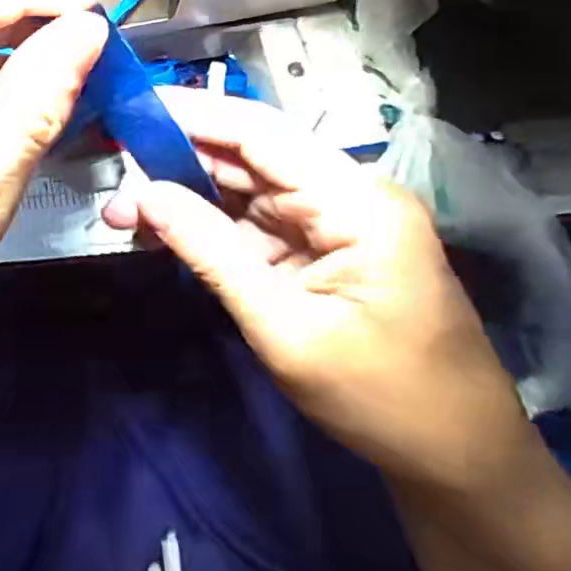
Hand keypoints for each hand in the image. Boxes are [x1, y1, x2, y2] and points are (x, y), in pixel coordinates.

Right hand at [103, 87, 535, 490]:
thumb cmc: (383, 400)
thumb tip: (141, 195)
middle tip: (110, 167)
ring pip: (242, 187)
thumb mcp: (284, 328)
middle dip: (175, 160)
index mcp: (356, 201)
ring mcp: (332, 219)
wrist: (460, 464)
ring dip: (183, 195)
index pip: (259, 134)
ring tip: (121, 208)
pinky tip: (160, 230)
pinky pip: (251, 220)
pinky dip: (205, 225)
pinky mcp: (319, 245)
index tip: (129, 106)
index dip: (191, 113)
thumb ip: (210, 252)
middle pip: (246, 155)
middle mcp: (346, 194)